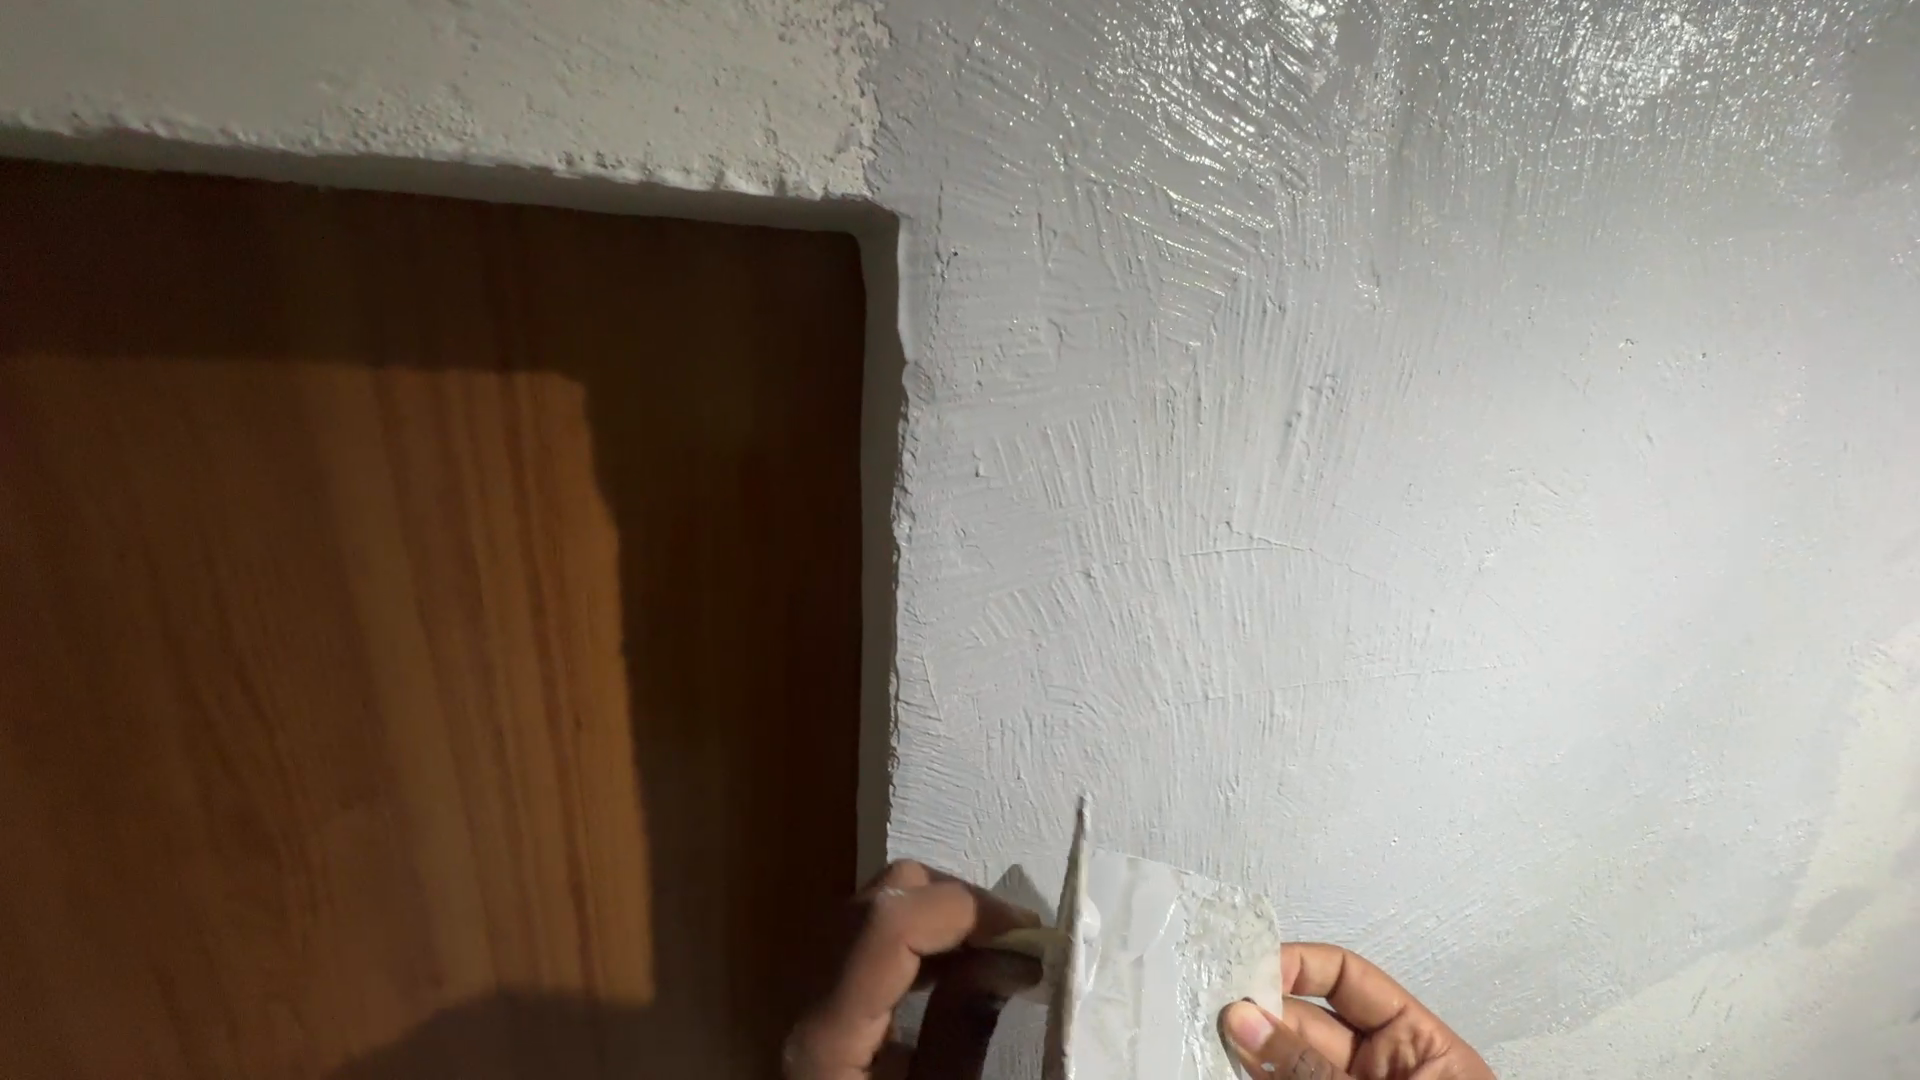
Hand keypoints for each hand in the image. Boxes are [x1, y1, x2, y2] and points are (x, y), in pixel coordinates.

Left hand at [785, 860, 1043, 1079]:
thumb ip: (964, 1033)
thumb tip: (1011, 958)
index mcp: (827, 1034)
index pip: (889, 924)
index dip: (963, 908)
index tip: (1026, 931)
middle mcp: (804, 991)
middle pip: (880, 897)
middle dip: (957, 903)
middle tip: (1015, 940)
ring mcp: (804, 984)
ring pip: (876, 904)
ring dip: (939, 914)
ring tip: (994, 950)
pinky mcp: (816, 991)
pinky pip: (869, 934)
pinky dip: (918, 934)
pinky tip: (955, 969)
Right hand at [1220, 943, 1493, 1079]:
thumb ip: (1311, 1066)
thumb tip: (1241, 1019)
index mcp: (1421, 1045)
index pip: (1346, 976)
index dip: (1295, 965)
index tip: (1247, 971)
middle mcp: (1386, 1066)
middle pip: (1308, 1018)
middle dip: (1261, 1010)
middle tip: (1213, 1006)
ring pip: (1290, 1057)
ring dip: (1251, 1045)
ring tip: (1208, 1032)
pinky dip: (1255, 1073)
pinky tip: (1225, 1063)